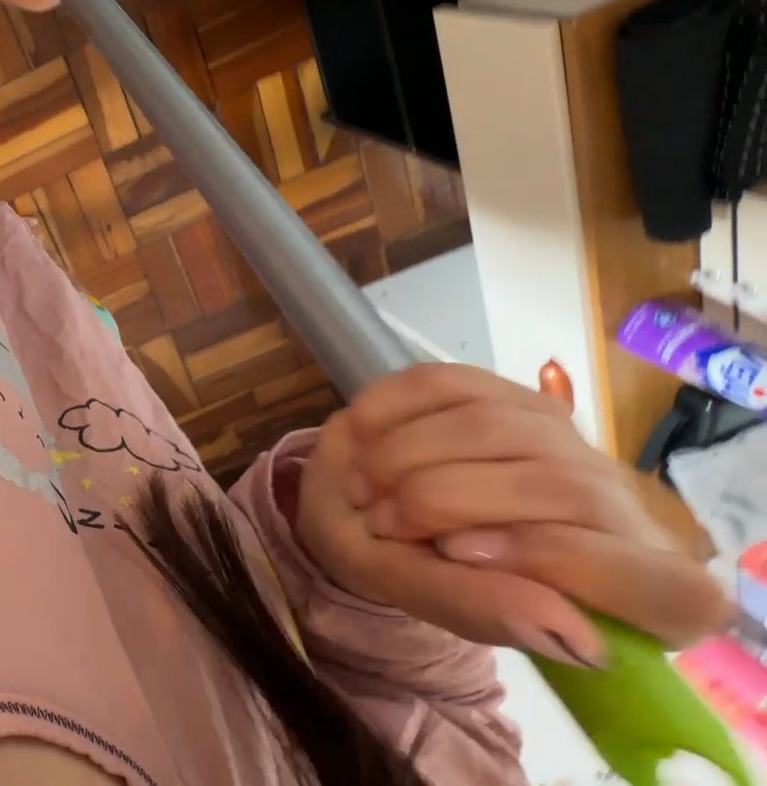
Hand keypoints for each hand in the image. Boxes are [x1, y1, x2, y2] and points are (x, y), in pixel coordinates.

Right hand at [296, 363, 729, 665]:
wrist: (354, 505)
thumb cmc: (401, 563)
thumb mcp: (423, 596)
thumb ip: (486, 610)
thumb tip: (578, 634)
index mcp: (633, 590)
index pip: (663, 584)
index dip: (558, 560)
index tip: (454, 552)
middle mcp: (620, 505)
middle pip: (560, 486)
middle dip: (438, 499)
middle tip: (380, 522)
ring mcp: (558, 435)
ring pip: (492, 425)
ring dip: (400, 456)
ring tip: (364, 486)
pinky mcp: (497, 388)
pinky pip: (445, 383)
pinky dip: (384, 410)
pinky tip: (361, 435)